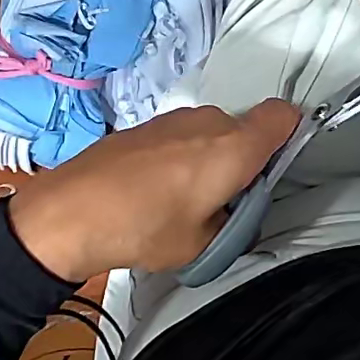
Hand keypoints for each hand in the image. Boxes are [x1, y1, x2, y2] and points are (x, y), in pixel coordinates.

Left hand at [8, 100, 300, 280]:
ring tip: (186, 198)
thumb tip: (233, 214)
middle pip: (247, 129)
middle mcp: (209, 122)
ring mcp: (175, 119)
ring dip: (212, 157)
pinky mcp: (147, 124)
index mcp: (235, 147)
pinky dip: (182, 154)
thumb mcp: (203, 243)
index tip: (279, 161)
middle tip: (228, 197)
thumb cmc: (141, 226)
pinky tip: (157, 188)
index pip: (284, 116)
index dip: (290, 134)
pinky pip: (182, 134)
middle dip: (246, 158)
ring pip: (213, 132)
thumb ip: (233, 222)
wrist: (68, 213)